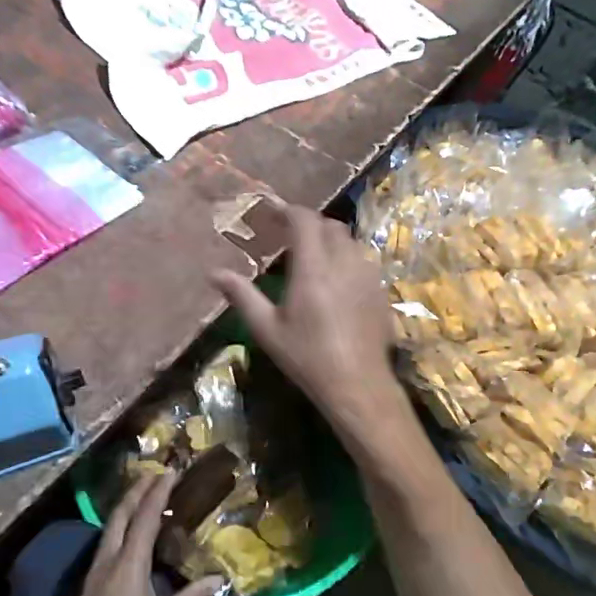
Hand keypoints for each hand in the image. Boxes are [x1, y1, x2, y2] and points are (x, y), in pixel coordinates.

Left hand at [45, 471, 223, 595]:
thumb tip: (219, 579)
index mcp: (129, 563)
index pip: (145, 517)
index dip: (158, 492)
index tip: (170, 470)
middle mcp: (108, 560)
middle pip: (120, 515)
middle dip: (136, 491)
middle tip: (152, 474)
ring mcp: (93, 574)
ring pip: (108, 529)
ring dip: (124, 508)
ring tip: (140, 498)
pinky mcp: (87, 589)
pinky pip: (104, 545)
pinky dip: (118, 528)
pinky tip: (125, 539)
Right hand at [213, 204, 406, 432]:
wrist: (357, 384)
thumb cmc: (307, 357)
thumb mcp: (267, 329)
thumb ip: (242, 295)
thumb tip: (214, 273)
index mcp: (313, 267)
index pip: (304, 220)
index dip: (288, 211)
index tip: (273, 214)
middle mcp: (344, 262)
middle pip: (330, 225)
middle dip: (310, 224)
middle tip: (290, 237)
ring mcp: (368, 275)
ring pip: (350, 241)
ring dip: (330, 240)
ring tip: (313, 258)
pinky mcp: (381, 290)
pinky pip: (364, 261)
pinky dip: (347, 259)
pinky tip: (337, 282)